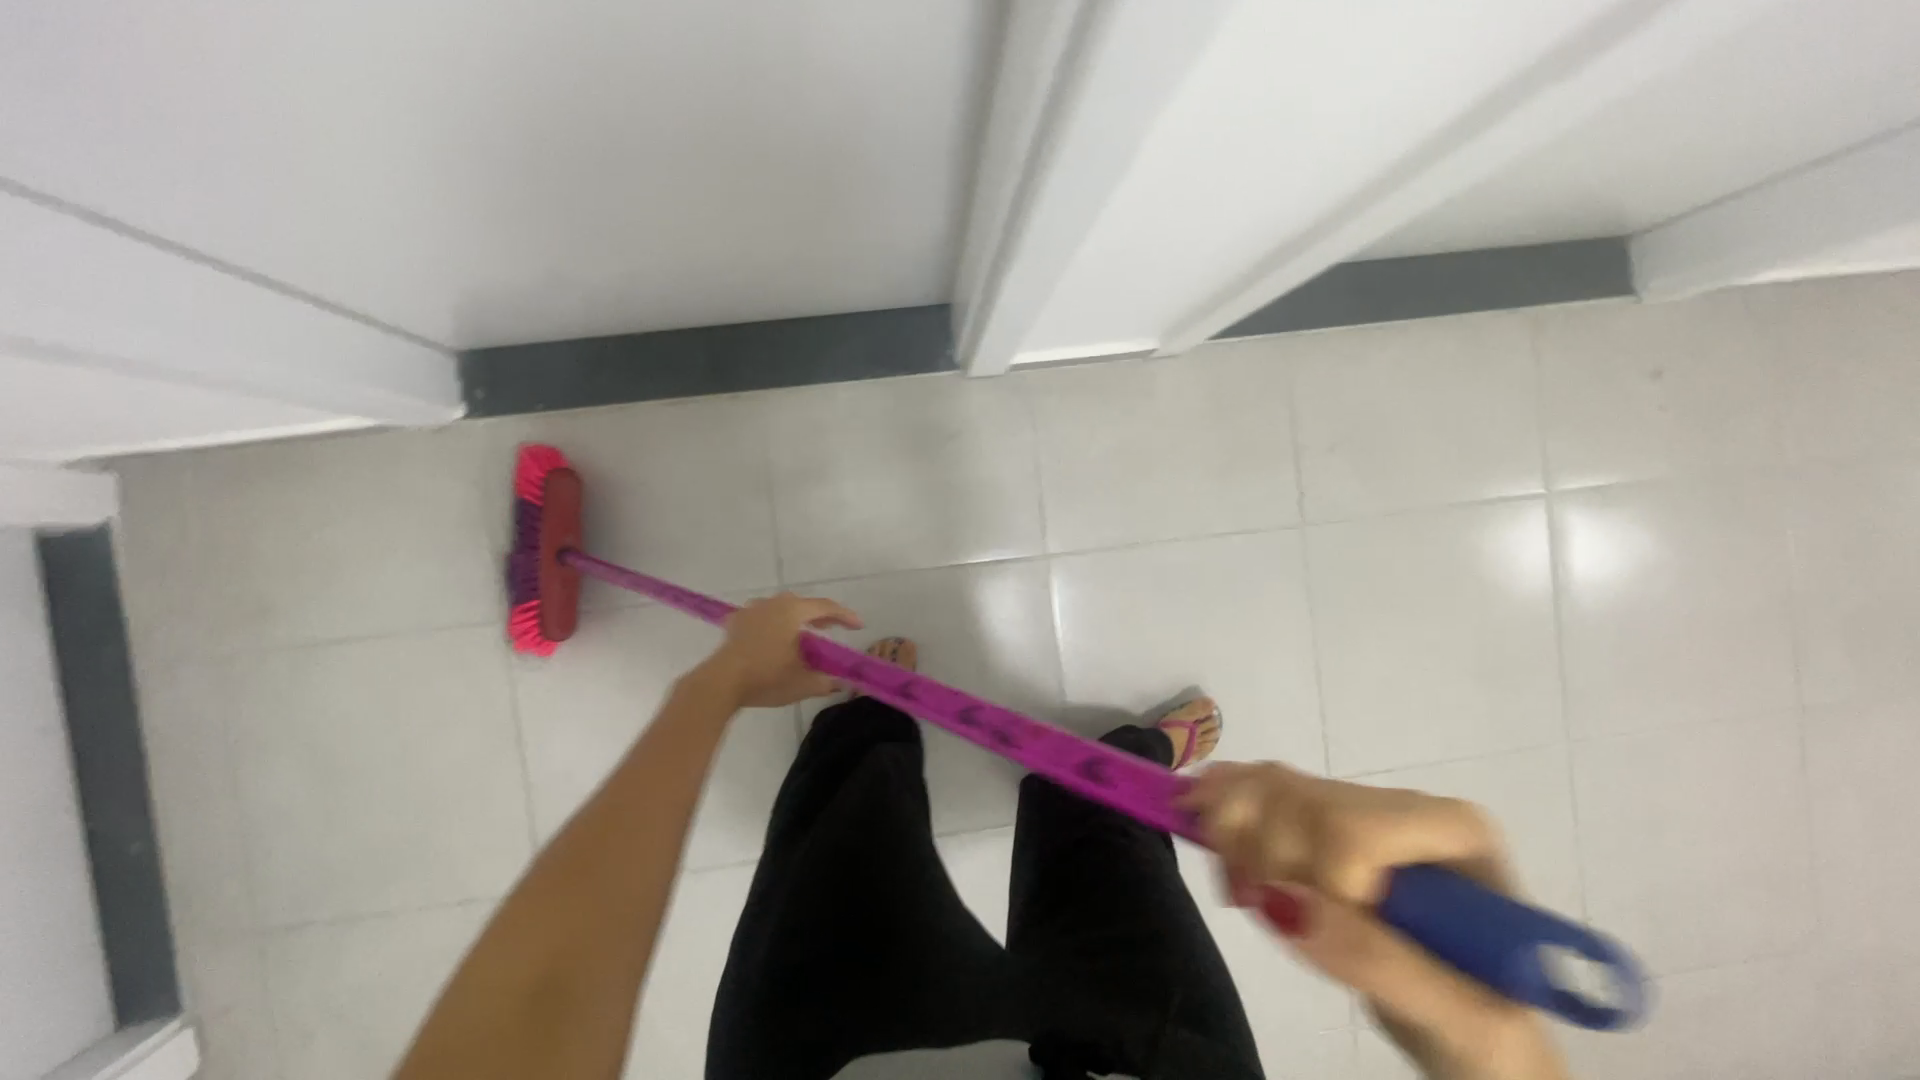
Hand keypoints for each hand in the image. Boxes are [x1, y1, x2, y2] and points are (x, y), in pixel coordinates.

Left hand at [695, 593, 862, 708]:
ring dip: (795, 618)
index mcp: (793, 611)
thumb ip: (827, 681)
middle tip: (832, 628)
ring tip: (803, 634)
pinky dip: (773, 623)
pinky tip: (773, 637)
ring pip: (780, 608)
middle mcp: (773, 604)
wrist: (720, 683)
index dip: (845, 616)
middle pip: (803, 604)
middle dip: (820, 616)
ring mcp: (751, 610)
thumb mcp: (803, 683)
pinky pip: (761, 617)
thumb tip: (844, 683)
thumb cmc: (766, 678)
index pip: (826, 607)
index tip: (858, 626)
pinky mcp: (735, 622)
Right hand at [1181, 763, 1568, 1079]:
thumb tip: (1283, 902)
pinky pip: (1256, 790)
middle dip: (1261, 856)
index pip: (1352, 827)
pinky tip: (1202, 829)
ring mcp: (1360, 808)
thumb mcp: (1454, 1016)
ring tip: (1240, 893)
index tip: (1318, 937)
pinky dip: (1220, 809)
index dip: (1315, 880)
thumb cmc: (1485, 1030)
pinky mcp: (1323, 821)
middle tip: (1255, 913)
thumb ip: (1377, 960)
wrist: (1475, 1029)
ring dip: (1230, 834)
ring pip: (1269, 786)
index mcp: (1453, 831)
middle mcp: (1403, 804)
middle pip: (1299, 799)